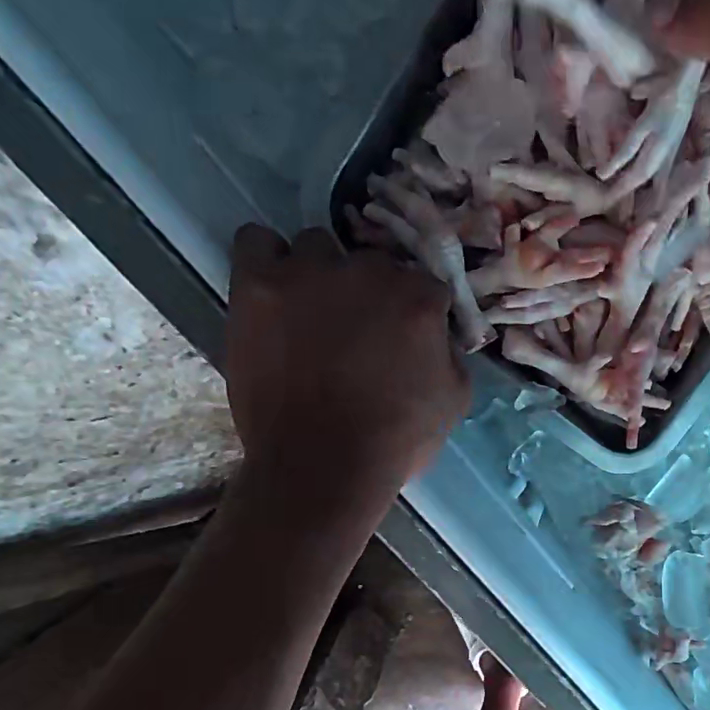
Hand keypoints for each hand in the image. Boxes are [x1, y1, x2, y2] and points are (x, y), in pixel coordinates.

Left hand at [225, 225, 469, 498]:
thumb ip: (450, 353)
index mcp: (419, 299)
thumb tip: (437, 334)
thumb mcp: (453, 402)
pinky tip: (271, 291)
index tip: (401, 339)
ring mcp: (310, 274)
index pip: (422, 285)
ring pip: (317, 248)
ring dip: (319, 276)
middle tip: (355, 336)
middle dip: (368, 295)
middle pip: (371, 264)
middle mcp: (368, 271)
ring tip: (309, 317)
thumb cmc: (393, 443)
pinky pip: (256, 242)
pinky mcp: (259, 286)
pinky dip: (265, 260)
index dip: (413, 315)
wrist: (321, 467)